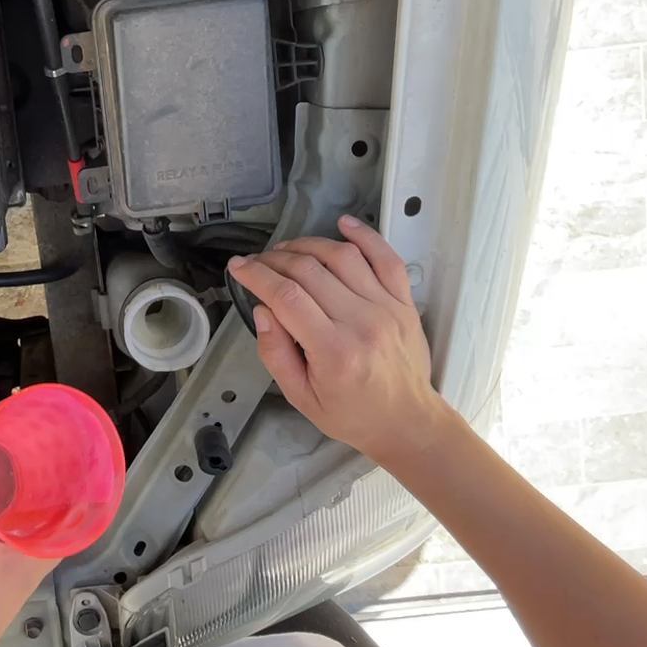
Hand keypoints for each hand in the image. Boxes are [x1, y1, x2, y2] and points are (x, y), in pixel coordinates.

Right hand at [227, 215, 450, 466]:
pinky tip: (343, 223)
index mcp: (333, 351)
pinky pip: (386, 258)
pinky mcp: (404, 301)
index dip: (256, 275)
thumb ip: (275, 353)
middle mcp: (362, 322)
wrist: (408, 422)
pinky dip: (365, 236)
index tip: (237, 267)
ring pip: (341, 256)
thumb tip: (262, 310)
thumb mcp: (300, 397)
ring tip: (286, 251)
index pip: (287, 296)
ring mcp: (386, 308)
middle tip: (256, 263)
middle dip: (273, 260)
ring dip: (307, 245)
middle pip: (309, 271)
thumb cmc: (351, 414)